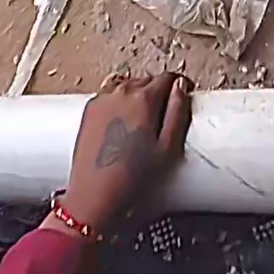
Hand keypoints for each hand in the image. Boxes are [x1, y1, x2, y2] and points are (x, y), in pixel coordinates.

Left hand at [57, 73, 191, 232]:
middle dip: (159, 91)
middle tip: (166, 114)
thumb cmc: (132, 178)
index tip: (184, 94)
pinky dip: (120, 101)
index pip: (167, 78)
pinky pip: (110, 95)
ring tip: (144, 119)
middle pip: (147, 80)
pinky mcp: (89, 109)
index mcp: (143, 99)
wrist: (94, 196)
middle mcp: (121, 92)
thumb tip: (180, 88)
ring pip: (127, 85)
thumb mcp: (167, 149)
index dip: (179, 85)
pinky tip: (124, 122)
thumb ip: (177, 112)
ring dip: (138, 94)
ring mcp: (102, 99)